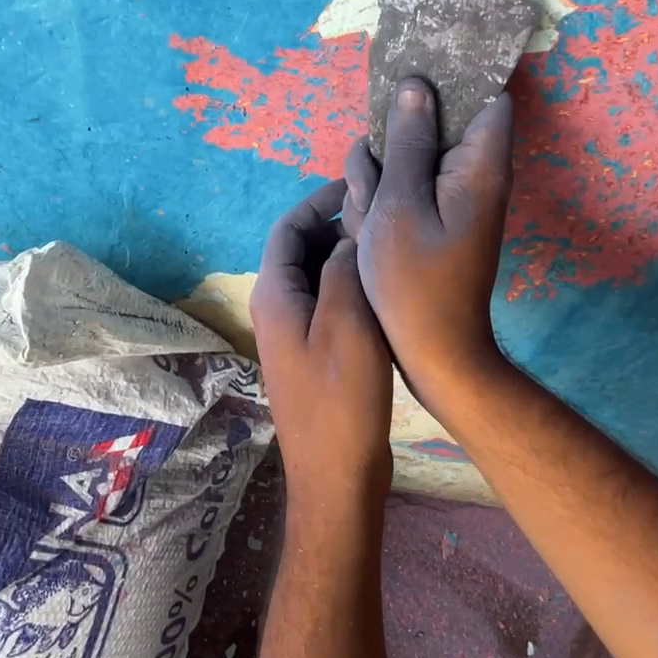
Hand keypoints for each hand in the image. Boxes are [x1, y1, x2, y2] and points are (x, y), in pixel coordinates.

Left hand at [249, 180, 394, 503]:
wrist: (335, 472)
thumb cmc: (342, 396)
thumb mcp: (347, 321)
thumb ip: (341, 269)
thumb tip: (343, 237)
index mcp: (273, 294)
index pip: (286, 228)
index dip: (317, 201)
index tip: (354, 185)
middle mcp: (274, 307)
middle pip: (297, 249)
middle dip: (332, 225)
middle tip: (378, 214)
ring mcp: (290, 333)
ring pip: (312, 275)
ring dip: (341, 255)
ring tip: (384, 243)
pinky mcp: (309, 352)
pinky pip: (323, 301)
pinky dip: (345, 284)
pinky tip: (378, 288)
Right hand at [343, 77, 514, 396]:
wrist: (432, 350)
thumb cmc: (415, 279)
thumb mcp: (400, 203)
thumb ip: (407, 141)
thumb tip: (416, 84)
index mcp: (480, 165)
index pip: (487, 97)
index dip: (455, 78)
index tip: (411, 73)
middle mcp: (474, 174)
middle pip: (435, 124)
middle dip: (395, 137)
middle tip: (374, 177)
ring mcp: (454, 197)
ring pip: (410, 156)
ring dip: (381, 174)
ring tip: (369, 212)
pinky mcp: (435, 216)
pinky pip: (407, 186)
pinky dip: (384, 198)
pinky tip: (368, 224)